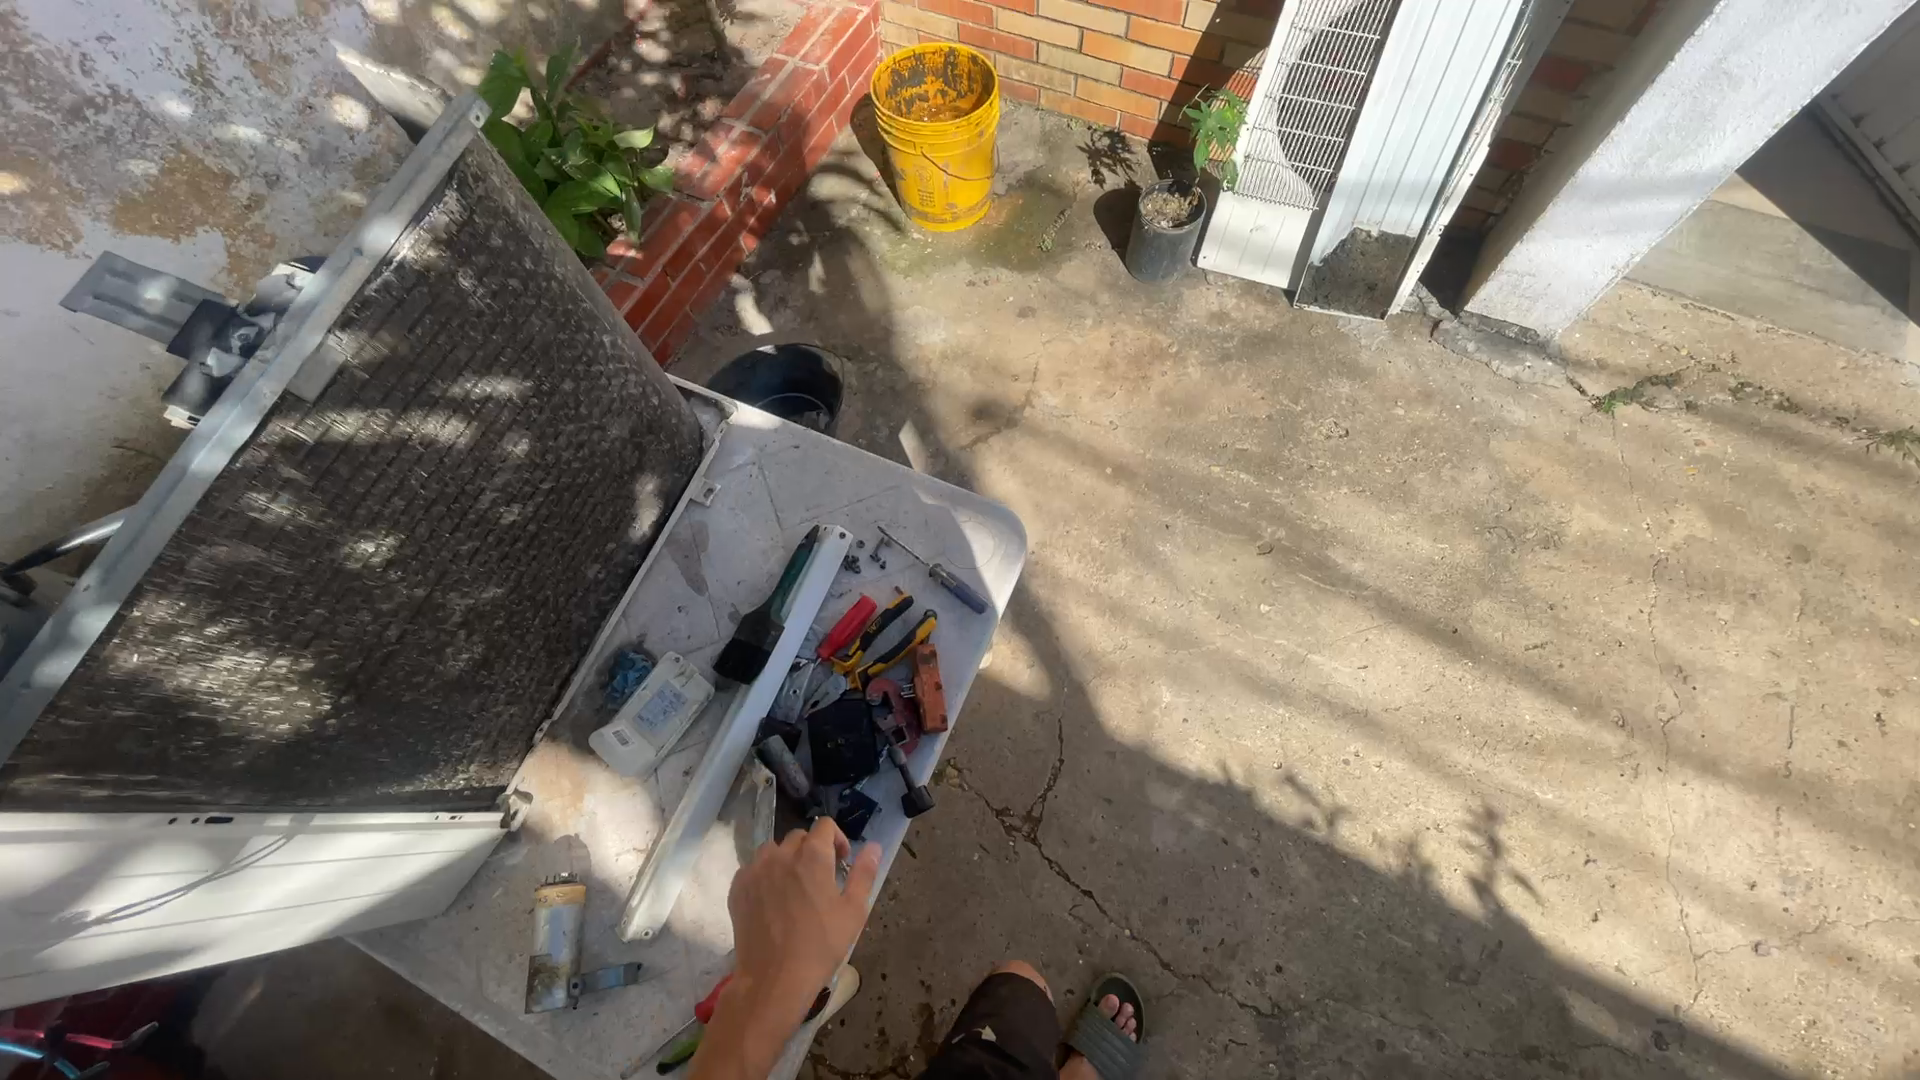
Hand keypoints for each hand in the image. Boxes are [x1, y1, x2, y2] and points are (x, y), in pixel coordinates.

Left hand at [730, 817, 879, 1010]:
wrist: (773, 980)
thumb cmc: (820, 946)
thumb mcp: (853, 911)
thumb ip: (864, 872)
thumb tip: (874, 846)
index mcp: (813, 855)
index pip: (825, 825)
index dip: (836, 839)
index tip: (841, 862)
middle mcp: (782, 854)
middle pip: (799, 837)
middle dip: (812, 850)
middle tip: (819, 879)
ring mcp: (756, 870)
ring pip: (774, 850)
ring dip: (786, 859)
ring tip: (793, 887)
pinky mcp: (738, 887)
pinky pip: (753, 868)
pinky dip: (765, 875)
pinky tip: (772, 900)